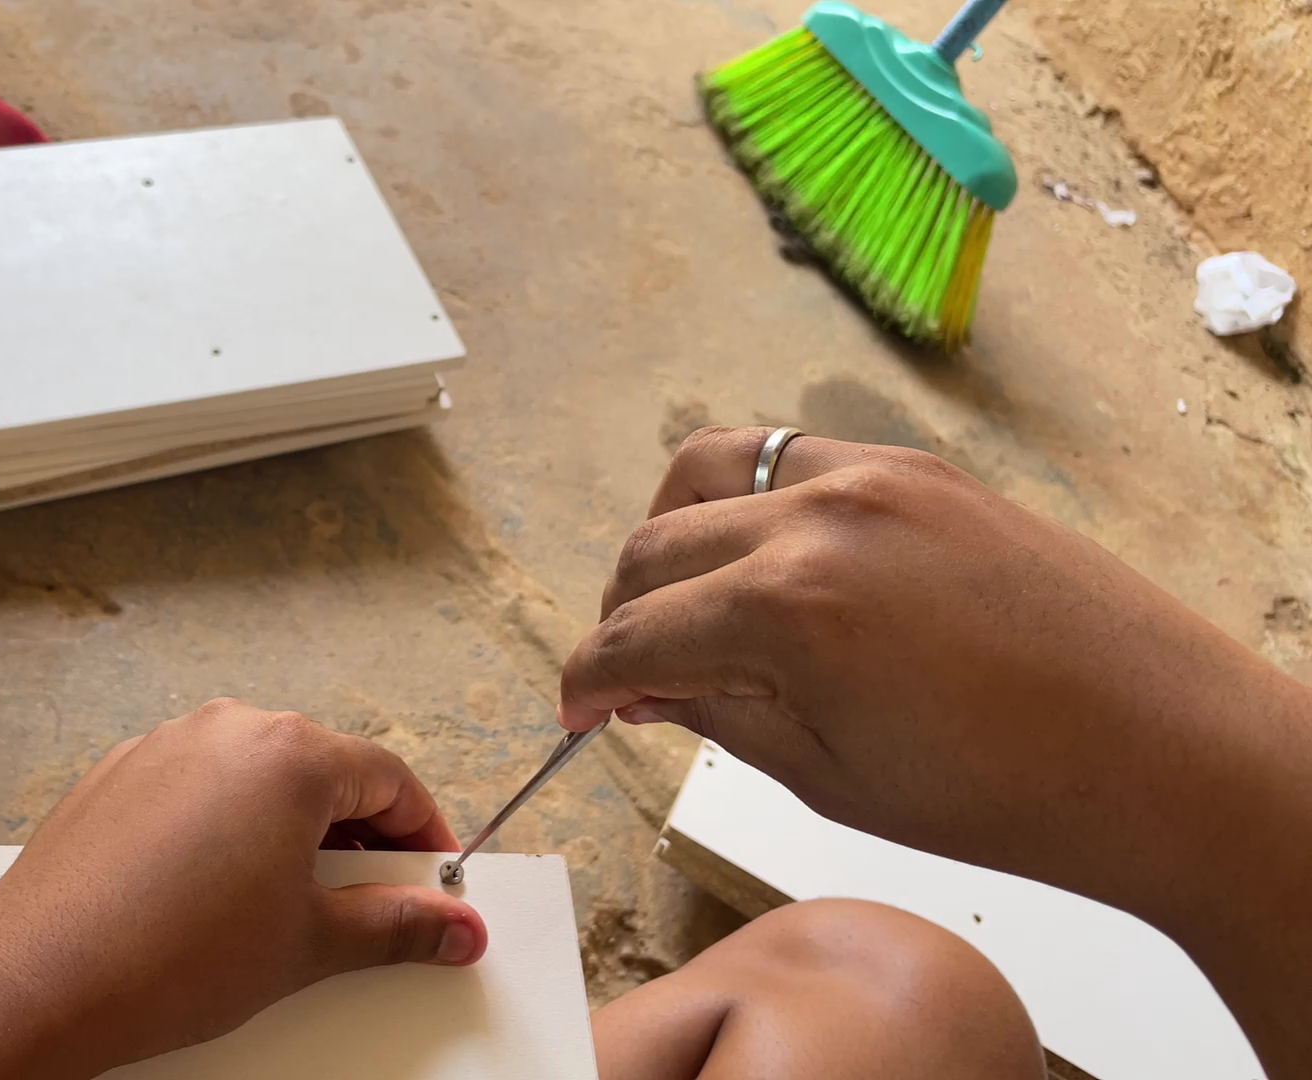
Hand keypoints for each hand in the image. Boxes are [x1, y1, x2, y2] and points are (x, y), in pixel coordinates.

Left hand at [0, 699, 484, 1079]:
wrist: (38, 976)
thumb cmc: (173, 955)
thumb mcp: (309, 942)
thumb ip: (398, 926)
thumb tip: (453, 926)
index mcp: (290, 753)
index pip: (390, 777)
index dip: (422, 830)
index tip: (430, 875)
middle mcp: (233, 727)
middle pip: (327, 769)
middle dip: (359, 832)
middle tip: (362, 896)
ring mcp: (175, 739)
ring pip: (265, 773)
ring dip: (294, 825)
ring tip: (282, 896)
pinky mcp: (131, 765)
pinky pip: (207, 779)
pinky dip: (232, 818)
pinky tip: (213, 881)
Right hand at [559, 428, 1311, 929]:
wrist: (1180, 755)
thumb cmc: (995, 794)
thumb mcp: (816, 773)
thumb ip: (702, 709)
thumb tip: (632, 686)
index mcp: (786, 610)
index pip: (634, 636)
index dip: (586, 679)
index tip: (574, 707)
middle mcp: (810, 518)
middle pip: (648, 551)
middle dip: (619, 619)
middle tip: (632, 672)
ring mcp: (861, 473)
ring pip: (694, 475)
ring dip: (662, 539)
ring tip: (680, 594)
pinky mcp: (903, 462)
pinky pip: (773, 454)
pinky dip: (729, 499)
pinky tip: (749, 547)